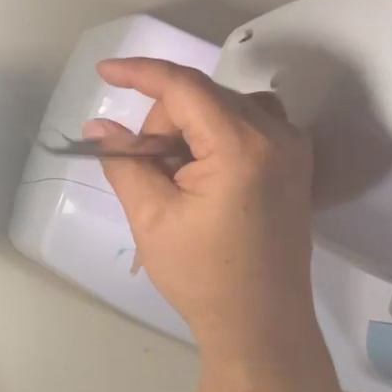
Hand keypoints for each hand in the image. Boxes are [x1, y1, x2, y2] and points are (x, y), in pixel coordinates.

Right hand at [87, 58, 316, 356]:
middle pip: (201, 97)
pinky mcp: (293, 163)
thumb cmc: (201, 272)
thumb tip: (98, 128)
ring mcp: (292, 148)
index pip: (184, 88)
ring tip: (172, 177)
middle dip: (161, 123)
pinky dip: (210, 136)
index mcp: (241, 147)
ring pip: (222, 107)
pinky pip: (245, 124)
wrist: (259, 319)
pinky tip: (196, 174)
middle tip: (145, 171)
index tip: (104, 72)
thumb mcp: (150, 216)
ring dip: (186, 129)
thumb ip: (124, 162)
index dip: (140, 73)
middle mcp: (277, 135)